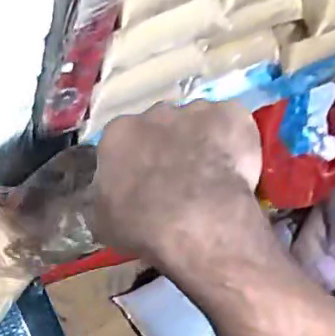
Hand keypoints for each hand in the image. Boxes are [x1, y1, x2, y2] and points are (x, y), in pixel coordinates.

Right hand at [93, 101, 268, 284]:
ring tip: (207, 180)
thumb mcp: (102, 220)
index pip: (120, 144)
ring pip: (195, 124)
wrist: (195, 220)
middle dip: (164, 150)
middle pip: (158, 128)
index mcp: (117, 135)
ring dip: (198, 144)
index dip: (131, 166)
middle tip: (174, 184)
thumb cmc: (140, 225)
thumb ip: (103, 196)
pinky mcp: (232, 115)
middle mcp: (154, 113)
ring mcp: (196, 110)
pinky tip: (232, 170)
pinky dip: (231, 144)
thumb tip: (105, 192)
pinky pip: (231, 127)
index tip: (139, 187)